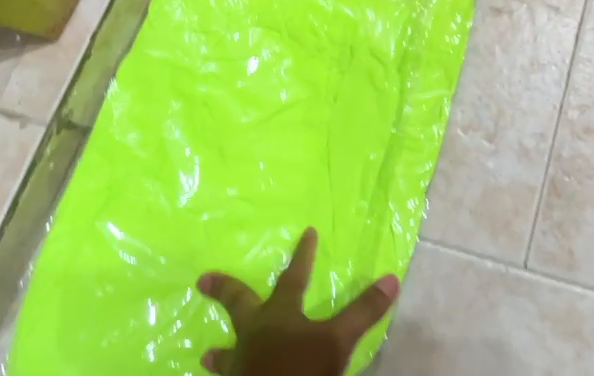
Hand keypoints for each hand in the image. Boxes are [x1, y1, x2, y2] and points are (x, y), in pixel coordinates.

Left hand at [196, 227, 399, 375]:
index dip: (303, 255)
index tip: (308, 232)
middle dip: (224, 290)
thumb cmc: (301, 371)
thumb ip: (363, 310)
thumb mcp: (338, 341)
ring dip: (220, 351)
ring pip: (227, 353)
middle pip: (239, 305)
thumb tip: (391, 278)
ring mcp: (239, 367)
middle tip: (202, 280)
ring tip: (207, 353)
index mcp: (278, 314)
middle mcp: (253, 335)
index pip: (293, 277)